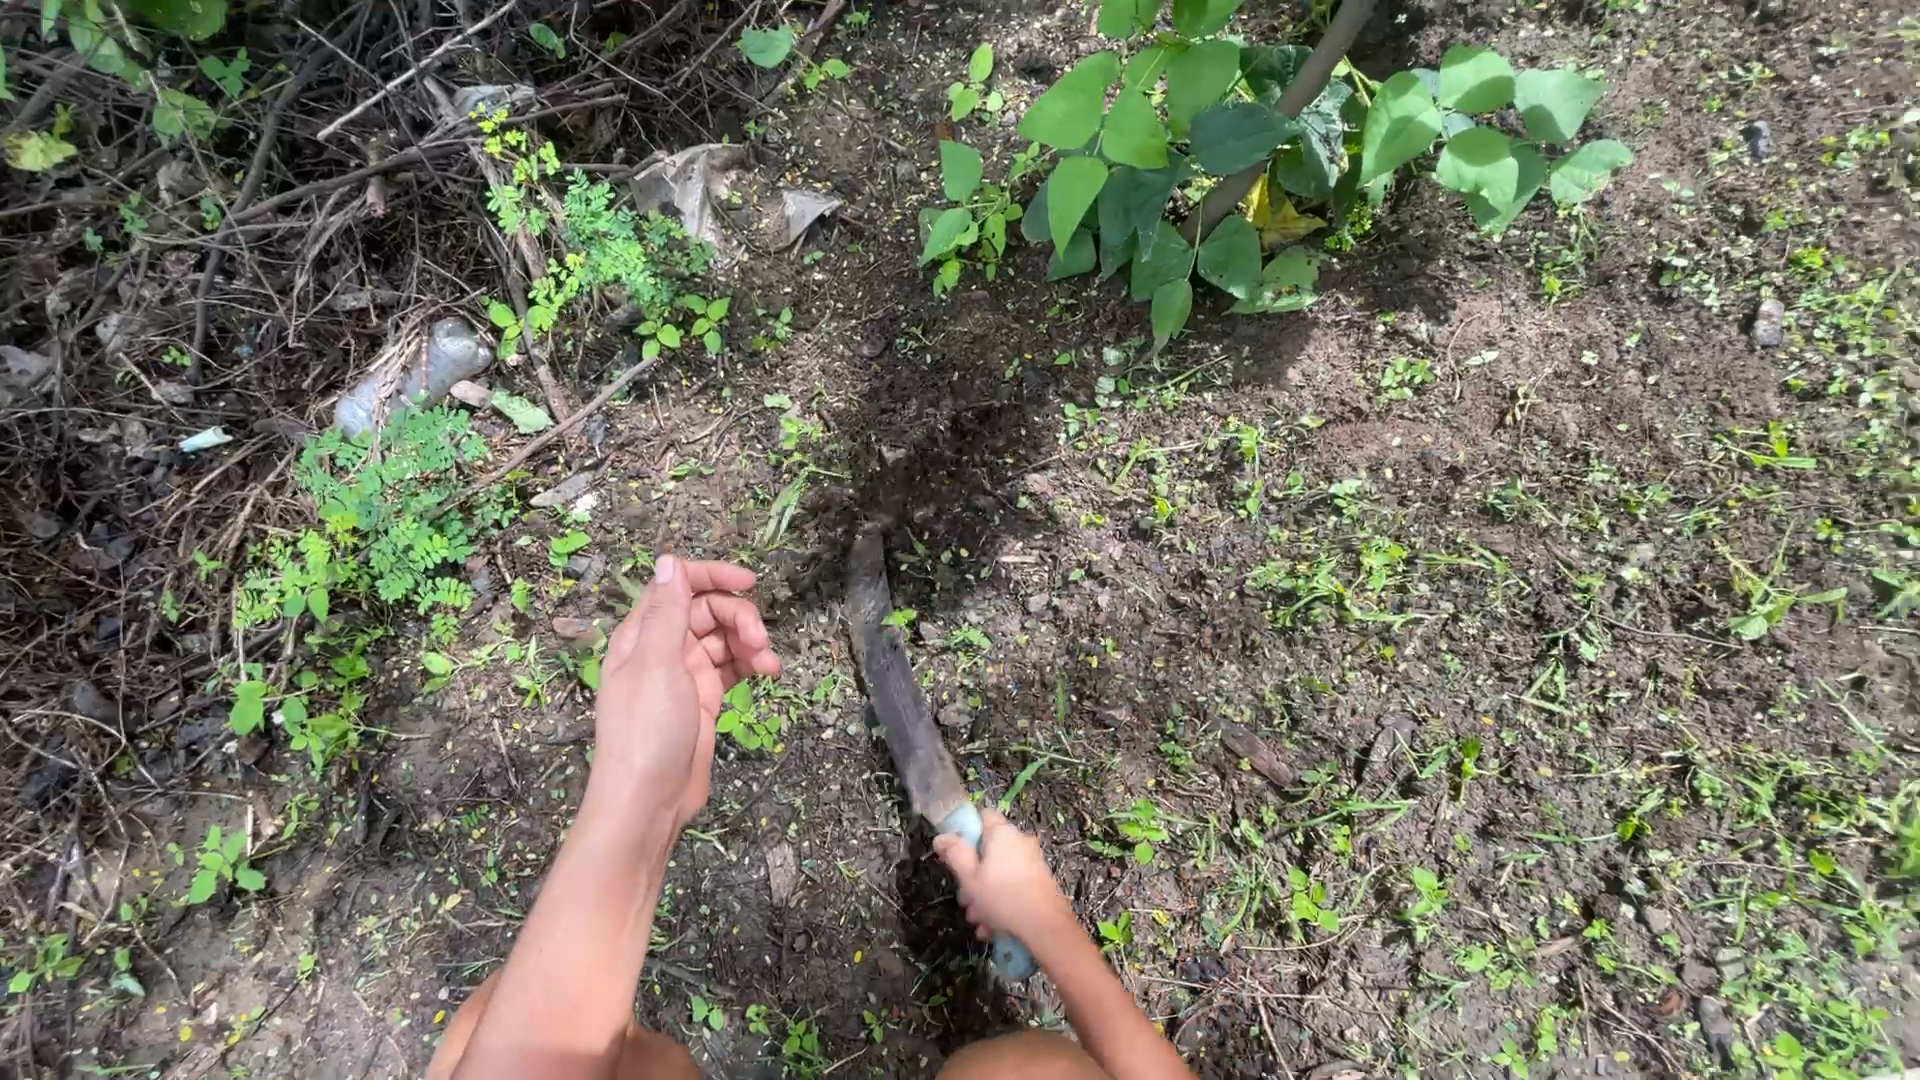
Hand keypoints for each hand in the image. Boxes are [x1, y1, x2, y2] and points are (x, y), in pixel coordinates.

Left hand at [589, 556, 781, 828]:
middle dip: (739, 617)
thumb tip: (669, 560)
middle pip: (707, 610)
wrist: (649, 801)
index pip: (677, 585)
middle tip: (761, 642)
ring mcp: (685, 674)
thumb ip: (667, 612)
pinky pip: (733, 666)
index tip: (749, 582)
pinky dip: (751, 664)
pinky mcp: (705, 697)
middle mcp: (663, 648)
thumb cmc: (646, 731)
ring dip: (750, 642)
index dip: (711, 576)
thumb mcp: (657, 665)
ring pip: (724, 638)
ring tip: (768, 665)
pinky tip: (769, 673)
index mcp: (642, 634)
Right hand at [932, 809, 1074, 945]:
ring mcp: (1032, 861)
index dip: (967, 831)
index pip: (983, 816)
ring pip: (1001, 872)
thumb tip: (941, 838)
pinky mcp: (1040, 881)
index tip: (957, 853)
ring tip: (978, 920)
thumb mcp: (970, 877)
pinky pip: (1014, 885)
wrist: (1046, 926)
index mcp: (1002, 833)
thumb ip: (955, 854)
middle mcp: (1020, 841)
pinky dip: (1003, 901)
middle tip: (965, 899)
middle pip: (990, 849)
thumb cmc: (1003, 898)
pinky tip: (994, 927)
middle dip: (974, 875)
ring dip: (986, 894)